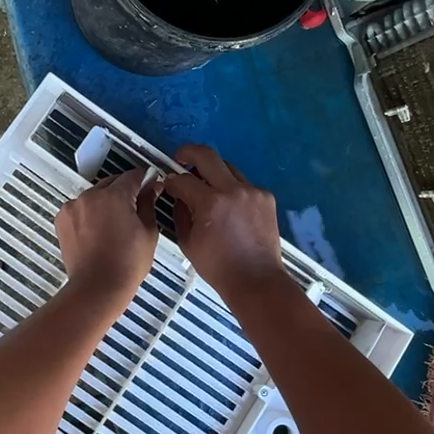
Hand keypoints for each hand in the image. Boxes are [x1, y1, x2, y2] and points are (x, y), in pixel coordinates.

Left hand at [56, 168, 163, 297]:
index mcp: (115, 196)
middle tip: (133, 212)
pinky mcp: (62, 218)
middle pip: (112, 184)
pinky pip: (80, 208)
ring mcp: (73, 206)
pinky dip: (88, 214)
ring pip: (95, 196)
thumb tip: (151, 187)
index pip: (133, 176)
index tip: (150, 186)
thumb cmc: (127, 264)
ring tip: (113, 227)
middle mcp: (91, 195)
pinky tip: (97, 232)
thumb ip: (149, 203)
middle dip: (124, 192)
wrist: (97, 287)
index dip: (145, 180)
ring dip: (105, 203)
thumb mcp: (149, 232)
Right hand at [161, 145, 285, 297]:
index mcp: (211, 203)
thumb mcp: (187, 241)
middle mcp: (233, 190)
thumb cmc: (217, 266)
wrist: (256, 279)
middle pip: (206, 154)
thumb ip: (181, 211)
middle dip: (188, 153)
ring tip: (206, 187)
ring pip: (227, 167)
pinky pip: (243, 183)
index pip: (183, 179)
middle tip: (181, 159)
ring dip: (213, 172)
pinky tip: (229, 206)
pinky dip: (231, 189)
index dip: (171, 180)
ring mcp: (253, 191)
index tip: (168, 183)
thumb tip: (179, 194)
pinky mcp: (266, 196)